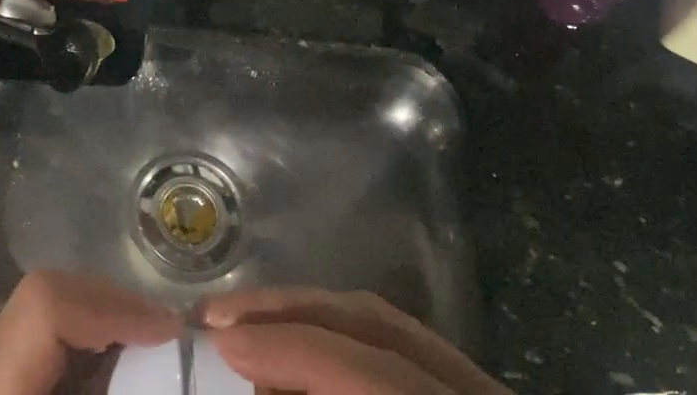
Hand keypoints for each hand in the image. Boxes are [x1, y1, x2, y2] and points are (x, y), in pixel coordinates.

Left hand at [0, 271, 181, 394]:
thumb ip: (105, 387)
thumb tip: (162, 360)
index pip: (46, 304)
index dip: (115, 305)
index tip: (172, 331)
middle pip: (45, 299)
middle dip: (115, 311)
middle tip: (169, 346)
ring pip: (33, 318)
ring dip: (91, 332)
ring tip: (139, 362)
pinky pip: (16, 345)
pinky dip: (62, 353)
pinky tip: (91, 380)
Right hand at [201, 288, 511, 394]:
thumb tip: (247, 369)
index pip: (371, 371)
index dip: (289, 350)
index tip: (219, 340)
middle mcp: (477, 391)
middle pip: (377, 322)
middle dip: (288, 311)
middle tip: (216, 316)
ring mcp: (480, 383)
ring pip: (389, 320)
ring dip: (309, 314)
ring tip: (245, 323)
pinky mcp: (467, 382)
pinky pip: (402, 338)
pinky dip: (344, 333)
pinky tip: (301, 342)